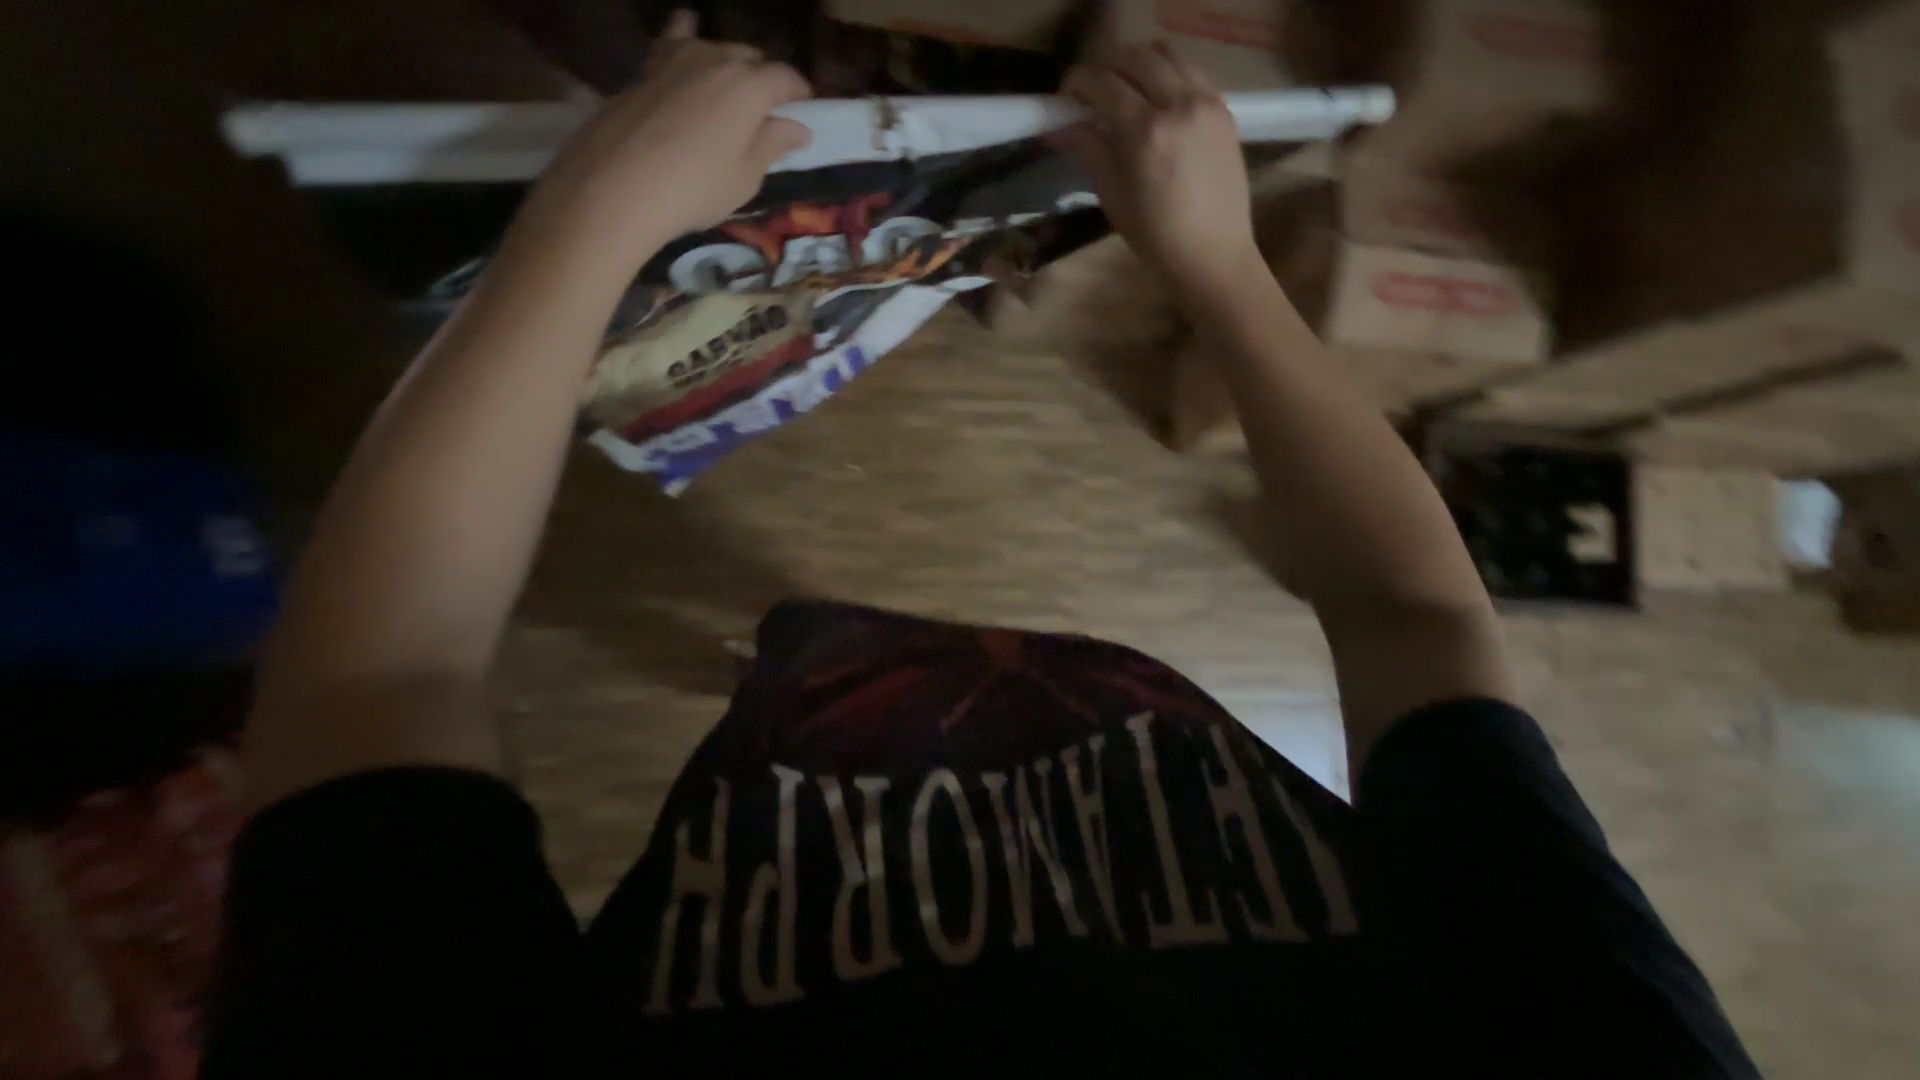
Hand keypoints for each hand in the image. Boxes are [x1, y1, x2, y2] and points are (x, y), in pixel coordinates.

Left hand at [517, 10, 811, 262]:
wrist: (618, 185)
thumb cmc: (695, 188)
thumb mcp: (745, 178)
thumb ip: (772, 145)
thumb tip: (797, 127)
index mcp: (751, 87)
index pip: (786, 78)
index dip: (800, 93)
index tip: (805, 110)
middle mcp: (717, 59)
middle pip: (751, 58)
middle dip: (764, 79)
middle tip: (766, 110)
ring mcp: (678, 57)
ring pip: (715, 48)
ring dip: (729, 63)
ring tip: (731, 87)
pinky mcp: (646, 67)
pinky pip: (674, 39)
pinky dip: (686, 36)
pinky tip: (687, 35)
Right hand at [1063, 44, 1260, 288]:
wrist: (1213, 254)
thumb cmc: (1155, 237)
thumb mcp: (1113, 197)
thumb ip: (1090, 150)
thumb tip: (1063, 125)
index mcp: (1144, 132)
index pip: (1103, 83)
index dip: (1078, 83)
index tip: (1067, 97)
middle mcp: (1177, 105)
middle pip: (1134, 57)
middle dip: (1106, 66)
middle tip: (1092, 90)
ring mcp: (1206, 102)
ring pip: (1166, 54)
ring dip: (1138, 62)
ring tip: (1125, 88)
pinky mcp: (1223, 109)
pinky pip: (1192, 70)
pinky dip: (1168, 72)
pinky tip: (1158, 98)